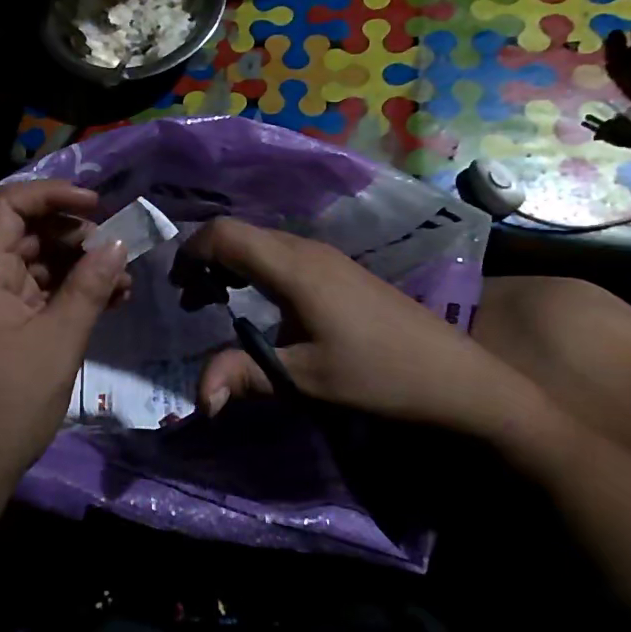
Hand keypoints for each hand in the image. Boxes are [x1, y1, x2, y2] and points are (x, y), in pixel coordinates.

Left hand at [0, 181, 127, 520]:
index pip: (7, 205)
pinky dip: (70, 292)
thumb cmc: (10, 402)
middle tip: (118, 251)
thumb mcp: (59, 341)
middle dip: (75, 235)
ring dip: (79, 266)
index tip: (96, 205)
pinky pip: (38, 293)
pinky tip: (109, 301)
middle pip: (25, 232)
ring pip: (37, 263)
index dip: (51, 194)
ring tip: (124, 281)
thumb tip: (119, 244)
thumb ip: (90, 286)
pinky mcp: (1, 327)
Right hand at [184, 219, 531, 436]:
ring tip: (214, 302)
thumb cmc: (378, 375)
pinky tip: (258, 304)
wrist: (454, 375)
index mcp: (294, 267)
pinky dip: (255, 269)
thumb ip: (244, 376)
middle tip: (190, 300)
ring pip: (262, 242)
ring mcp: (327, 256)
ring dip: (230, 264)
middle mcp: (307, 249)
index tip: (175, 287)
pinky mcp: (339, 269)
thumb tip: (197, 399)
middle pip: (240, 233)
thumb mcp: (305, 379)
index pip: (225, 234)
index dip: (191, 251)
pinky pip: (282, 254)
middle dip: (205, 259)